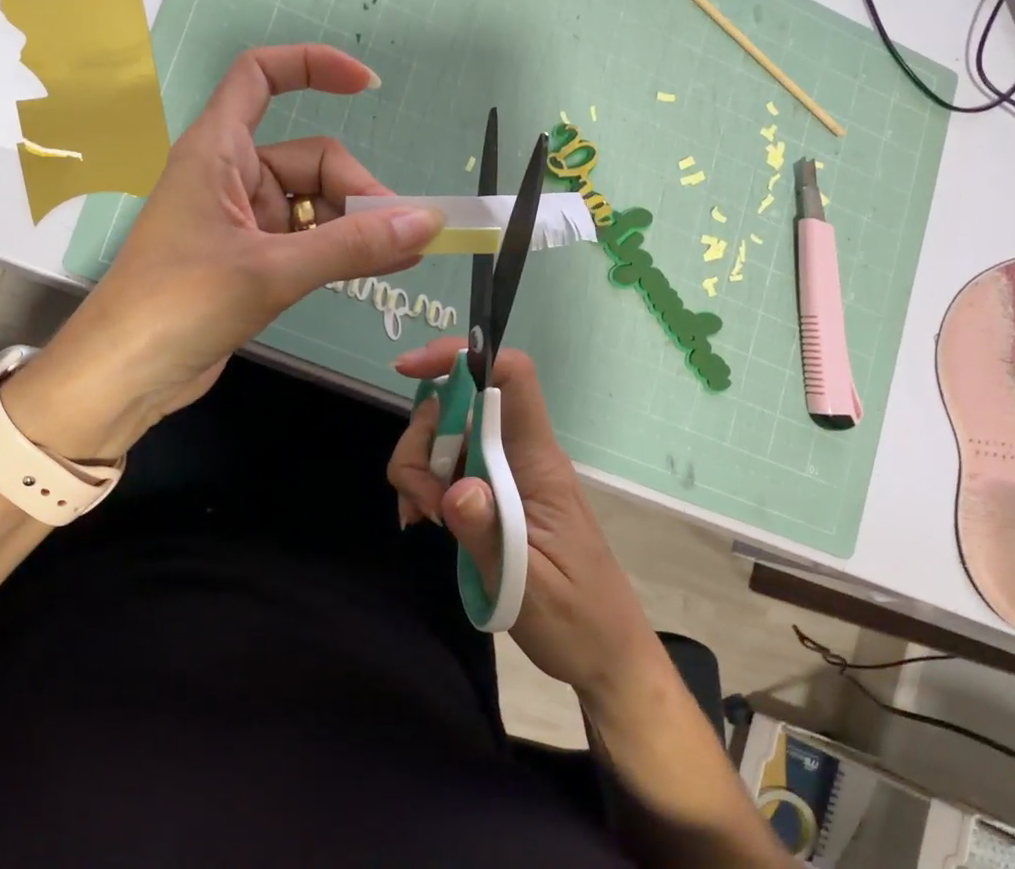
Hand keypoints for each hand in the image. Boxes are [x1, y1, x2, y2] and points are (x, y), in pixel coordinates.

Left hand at [5, 45, 443, 460]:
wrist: (125, 373)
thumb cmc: (179, 305)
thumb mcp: (270, 271)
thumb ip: (351, 246)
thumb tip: (427, 221)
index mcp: (215, 151)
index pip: (259, 76)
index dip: (311, 66)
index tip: (367, 85)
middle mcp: (227, 177)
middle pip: (308, 159)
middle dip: (355, 192)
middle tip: (401, 236)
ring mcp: (237, 223)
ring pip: (310, 206)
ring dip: (354, 227)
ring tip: (404, 256)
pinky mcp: (245, 264)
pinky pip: (302, 243)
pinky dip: (337, 252)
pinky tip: (380, 268)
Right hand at [388, 337, 661, 699]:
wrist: (605, 656)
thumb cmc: (577, 623)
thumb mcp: (529, 587)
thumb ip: (489, 535)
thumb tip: (455, 488)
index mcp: (538, 464)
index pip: (510, 378)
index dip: (461, 358)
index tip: (409, 370)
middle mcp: (520, 456)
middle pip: (457, 407)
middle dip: (421, 441)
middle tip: (423, 503)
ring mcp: (504, 474)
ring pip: (443, 437)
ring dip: (417, 469)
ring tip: (425, 521)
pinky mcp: (492, 495)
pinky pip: (444, 468)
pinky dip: (422, 487)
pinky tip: (424, 522)